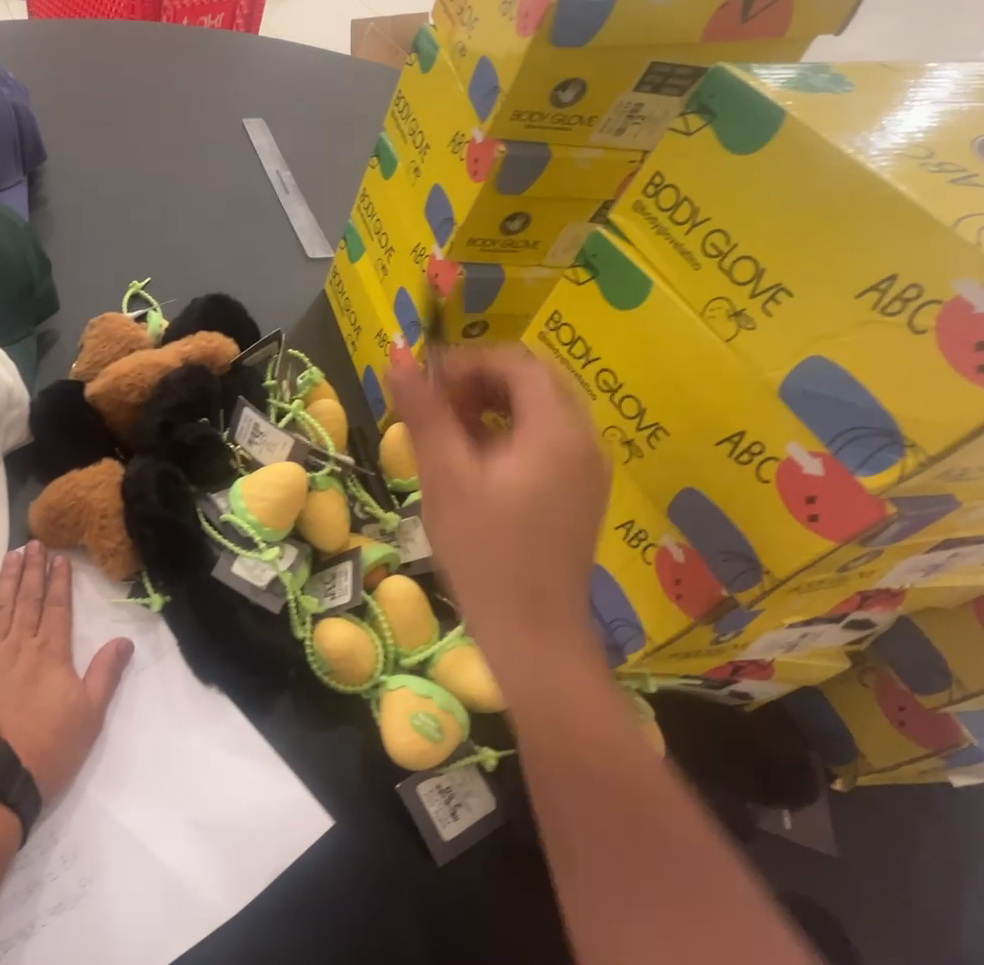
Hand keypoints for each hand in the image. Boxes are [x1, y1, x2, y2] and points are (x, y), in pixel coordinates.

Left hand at [0, 542, 134, 800]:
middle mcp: (20, 644)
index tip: (59, 558)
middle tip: (34, 543)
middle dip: (33, 570)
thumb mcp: (89, 716)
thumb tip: (124, 640)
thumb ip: (105, 674)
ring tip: (11, 554)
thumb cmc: (48, 748)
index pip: (58, 608)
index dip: (59, 582)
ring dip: (7, 578)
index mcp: (52, 654)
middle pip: (28, 599)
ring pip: (1, 605)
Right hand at [386, 347, 608, 661]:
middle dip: (476, 384)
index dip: (465, 361)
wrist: (530, 629)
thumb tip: (397, 353)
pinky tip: (471, 466)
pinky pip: (543, 442)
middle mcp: (583, 440)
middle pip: (532, 383)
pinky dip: (505, 435)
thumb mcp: (444, 476)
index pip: (517, 362)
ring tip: (442, 437)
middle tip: (428, 409)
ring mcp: (585, 469)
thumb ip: (424, 412)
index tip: (420, 383)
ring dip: (488, 408)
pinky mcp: (577, 493)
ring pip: (538, 412)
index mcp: (556, 431)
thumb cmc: (482, 551)